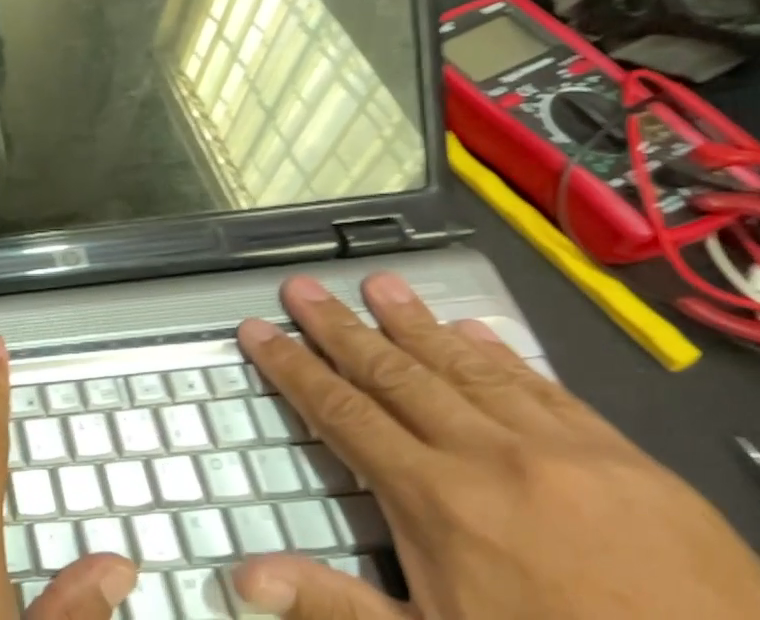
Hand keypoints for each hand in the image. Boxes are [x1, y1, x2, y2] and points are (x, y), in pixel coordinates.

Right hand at [233, 273, 759, 618]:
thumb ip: (336, 604)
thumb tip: (243, 577)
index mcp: (437, 501)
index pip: (343, 414)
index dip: (294, 368)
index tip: (258, 330)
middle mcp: (490, 457)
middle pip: (395, 374)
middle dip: (340, 328)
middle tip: (302, 288)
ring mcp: (564, 452)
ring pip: (468, 368)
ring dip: (416, 323)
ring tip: (379, 285)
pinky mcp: (630, 461)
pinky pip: (549, 390)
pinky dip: (504, 356)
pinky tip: (477, 333)